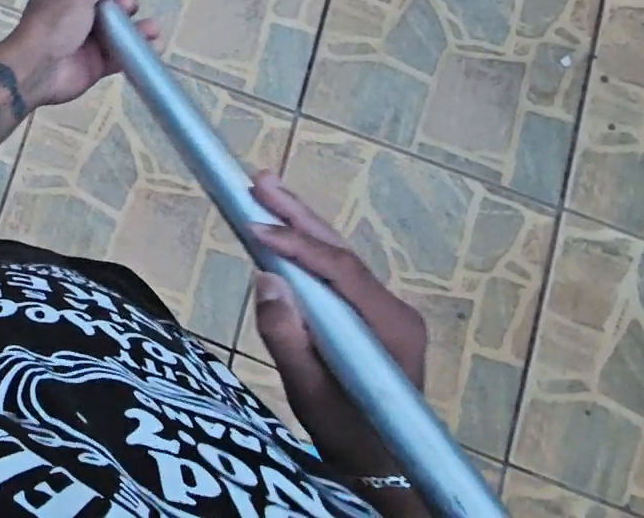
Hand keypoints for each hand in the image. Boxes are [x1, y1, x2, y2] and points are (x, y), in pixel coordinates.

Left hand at [0, 0, 160, 108]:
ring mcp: (84, 44)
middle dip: (124, 8)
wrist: (37, 67)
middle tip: (129, 7)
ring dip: (137, 30)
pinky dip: (137, 51)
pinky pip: (120, 57)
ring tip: (153, 29)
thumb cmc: (53, 24)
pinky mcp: (95, 65)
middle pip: (107, 11)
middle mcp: (73, 20)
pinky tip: (156, 46)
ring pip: (117, 34)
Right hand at [249, 172, 427, 479]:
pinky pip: (332, 268)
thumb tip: (265, 278)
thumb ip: (287, 337)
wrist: (382, 465)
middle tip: (258, 179)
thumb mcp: (309, 392)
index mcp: (388, 327)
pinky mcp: (366, 313)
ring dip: (297, 221)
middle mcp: (391, 310)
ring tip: (264, 188)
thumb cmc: (346, 431)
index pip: (338, 269)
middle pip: (339, 250)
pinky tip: (279, 225)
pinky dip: (303, 243)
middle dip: (296, 214)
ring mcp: (381, 310)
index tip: (252, 225)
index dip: (295, 244)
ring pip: (336, 254)